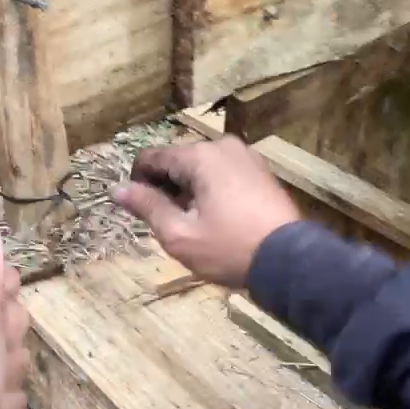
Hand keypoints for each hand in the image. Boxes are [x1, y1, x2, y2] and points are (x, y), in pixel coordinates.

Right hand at [109, 138, 301, 286]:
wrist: (293, 263)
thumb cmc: (230, 248)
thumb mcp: (179, 234)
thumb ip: (146, 207)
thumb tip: (116, 189)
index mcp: (199, 156)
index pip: (151, 158)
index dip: (138, 182)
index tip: (140, 209)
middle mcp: (221, 146)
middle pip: (176, 161)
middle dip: (167, 187)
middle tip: (171, 222)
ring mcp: (245, 156)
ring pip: (199, 167)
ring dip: (189, 189)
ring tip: (197, 222)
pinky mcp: (260, 170)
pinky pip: (222, 172)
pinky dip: (212, 189)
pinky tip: (219, 217)